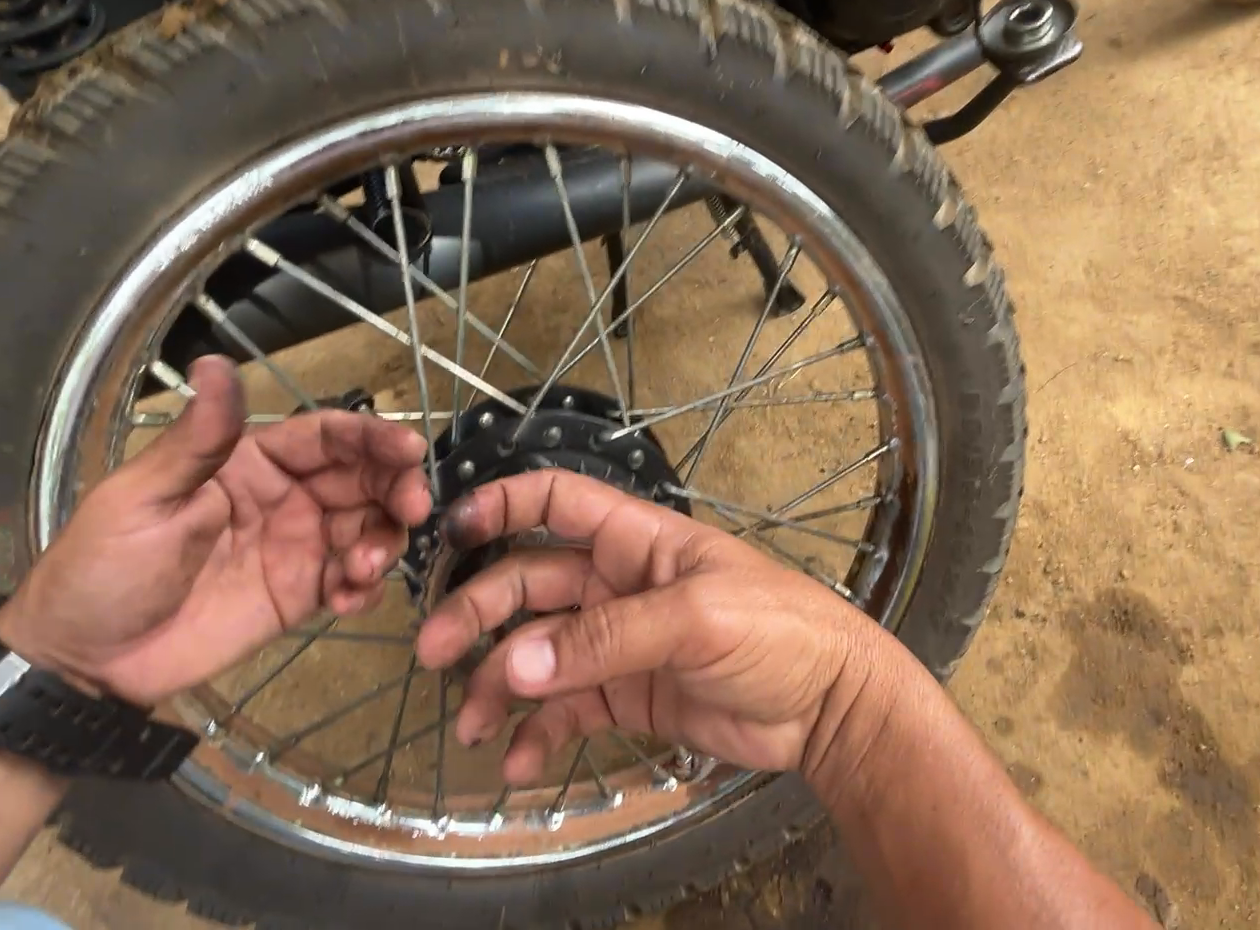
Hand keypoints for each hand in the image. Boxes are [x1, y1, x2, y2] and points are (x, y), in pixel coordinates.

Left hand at [0, 356, 432, 704]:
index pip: (328, 437)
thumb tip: (216, 363)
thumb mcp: (143, 498)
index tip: (409, 449)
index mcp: (252, 462)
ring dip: (384, 541)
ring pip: (370, 528)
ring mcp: (301, 547)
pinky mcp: (305, 593)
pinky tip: (349, 600)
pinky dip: (365, 588)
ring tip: (363, 568)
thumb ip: (198, 440)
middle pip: (364, 479)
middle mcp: (289, 497)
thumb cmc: (104, 569)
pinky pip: (354, 581)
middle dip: (398, 489)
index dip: (373, 437)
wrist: (84, 665)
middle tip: (415, 509)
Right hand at [413, 469, 898, 784]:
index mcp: (637, 540)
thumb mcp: (697, 618)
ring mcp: (617, 642)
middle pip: (528, 582)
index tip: (452, 529)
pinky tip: (519, 759)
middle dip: (478, 611)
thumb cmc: (778, 629)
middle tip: (433, 652)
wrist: (827, 705)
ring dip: (498, 682)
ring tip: (473, 722)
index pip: (558, 500)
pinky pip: (565, 708)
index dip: (504, 503)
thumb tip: (521, 663)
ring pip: (538, 650)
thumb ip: (609, 638)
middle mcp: (617, 584)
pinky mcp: (626, 695)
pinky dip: (536, 732)